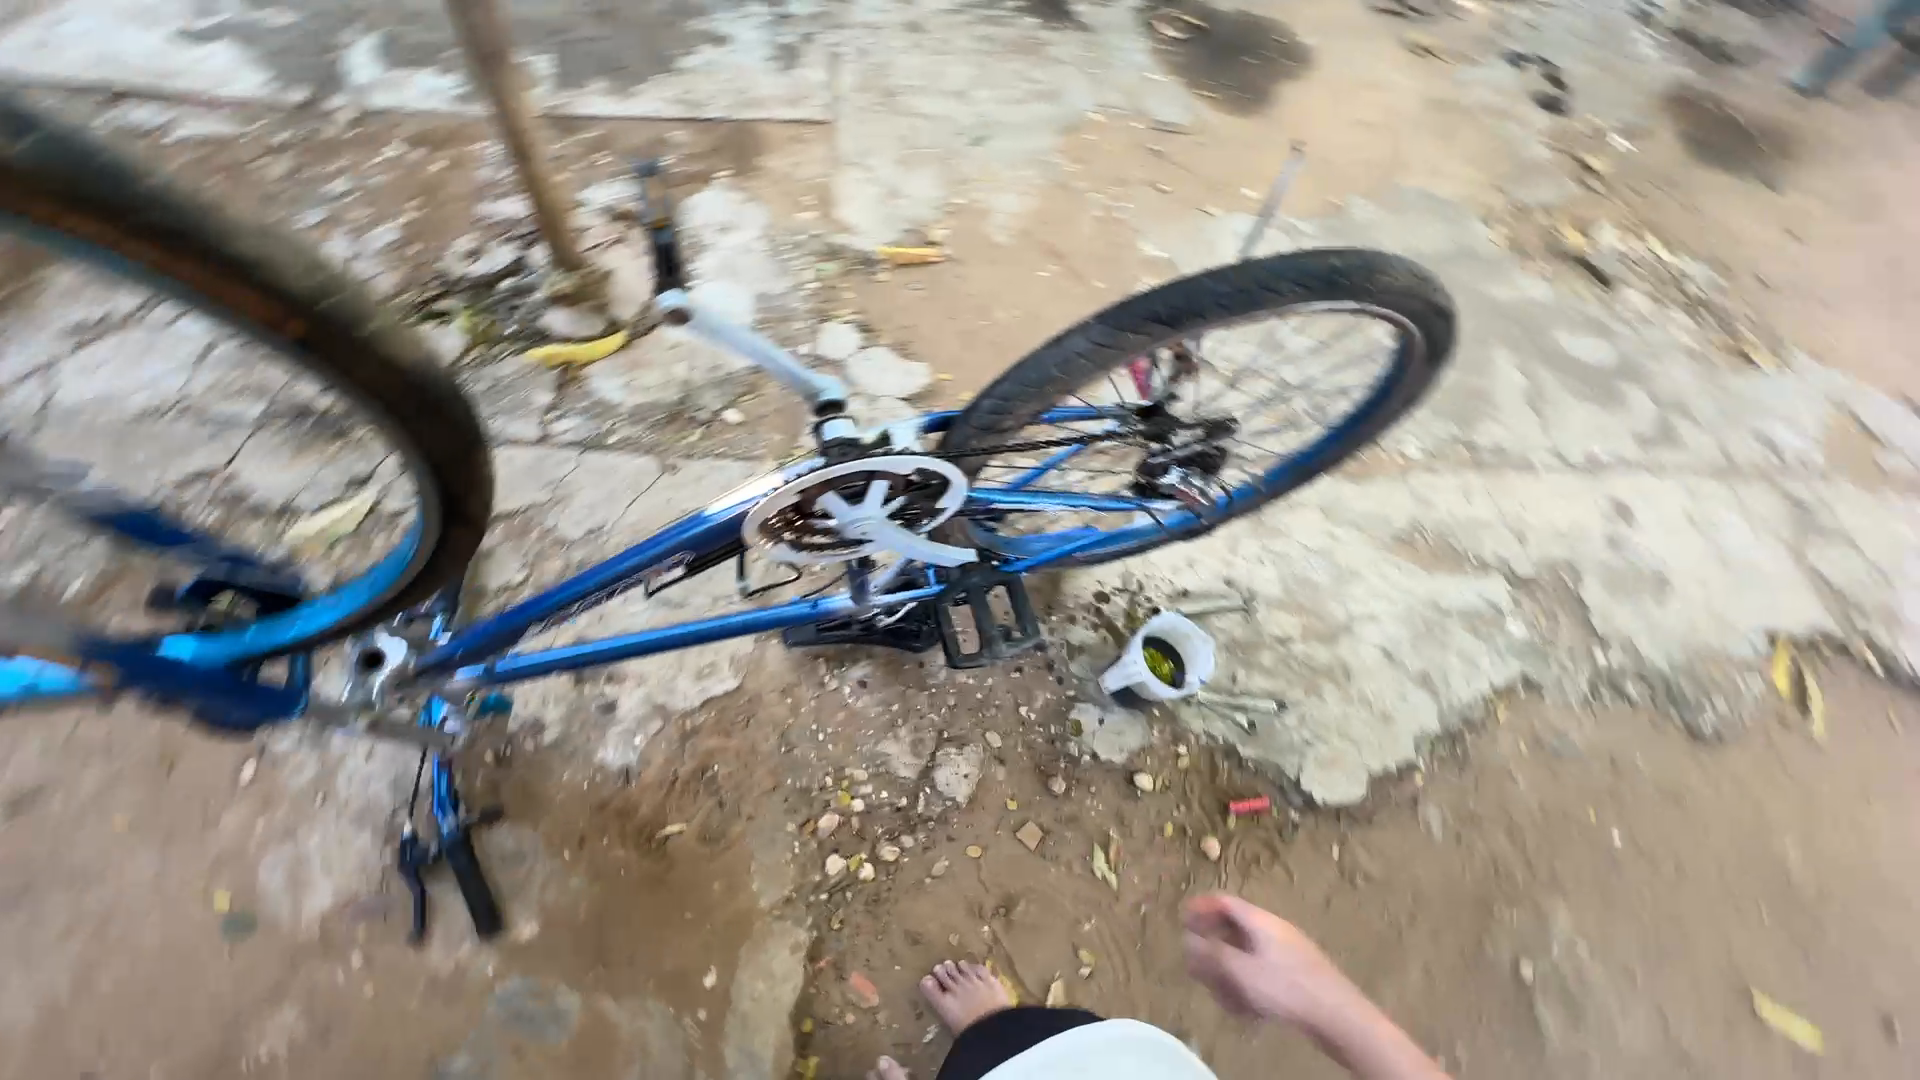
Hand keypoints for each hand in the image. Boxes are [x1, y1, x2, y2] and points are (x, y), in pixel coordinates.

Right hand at [1182, 893, 1354, 1029]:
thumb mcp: (1241, 972)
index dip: (1201, 907)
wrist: (1341, 1018)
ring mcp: (1287, 953)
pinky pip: (1263, 972)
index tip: (1182, 920)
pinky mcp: (1296, 976)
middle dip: (1213, 949)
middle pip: (1233, 930)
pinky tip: (1245, 1010)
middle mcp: (1272, 930)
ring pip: (1247, 955)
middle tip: (1197, 968)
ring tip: (1221, 996)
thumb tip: (1187, 940)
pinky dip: (1248, 985)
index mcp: (1259, 921)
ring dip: (1230, 972)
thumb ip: (1211, 955)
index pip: (1224, 902)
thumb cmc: (1286, 988)